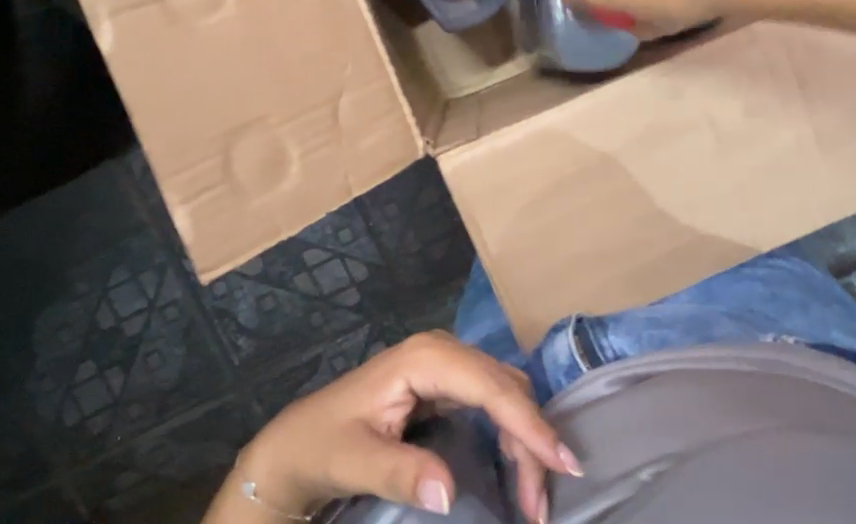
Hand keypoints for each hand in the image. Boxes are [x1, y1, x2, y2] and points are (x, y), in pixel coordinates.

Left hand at [220, 332, 578, 523]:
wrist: (293, 445)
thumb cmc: (320, 446)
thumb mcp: (354, 462)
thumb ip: (400, 473)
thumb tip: (450, 494)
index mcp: (426, 359)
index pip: (491, 388)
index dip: (529, 424)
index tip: (562, 463)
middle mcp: (443, 353)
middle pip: (506, 390)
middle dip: (532, 441)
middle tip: (543, 503)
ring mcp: (445, 367)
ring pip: (505, 395)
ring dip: (526, 440)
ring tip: (536, 497)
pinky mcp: (445, 386)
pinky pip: (493, 404)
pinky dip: (512, 435)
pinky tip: (520, 468)